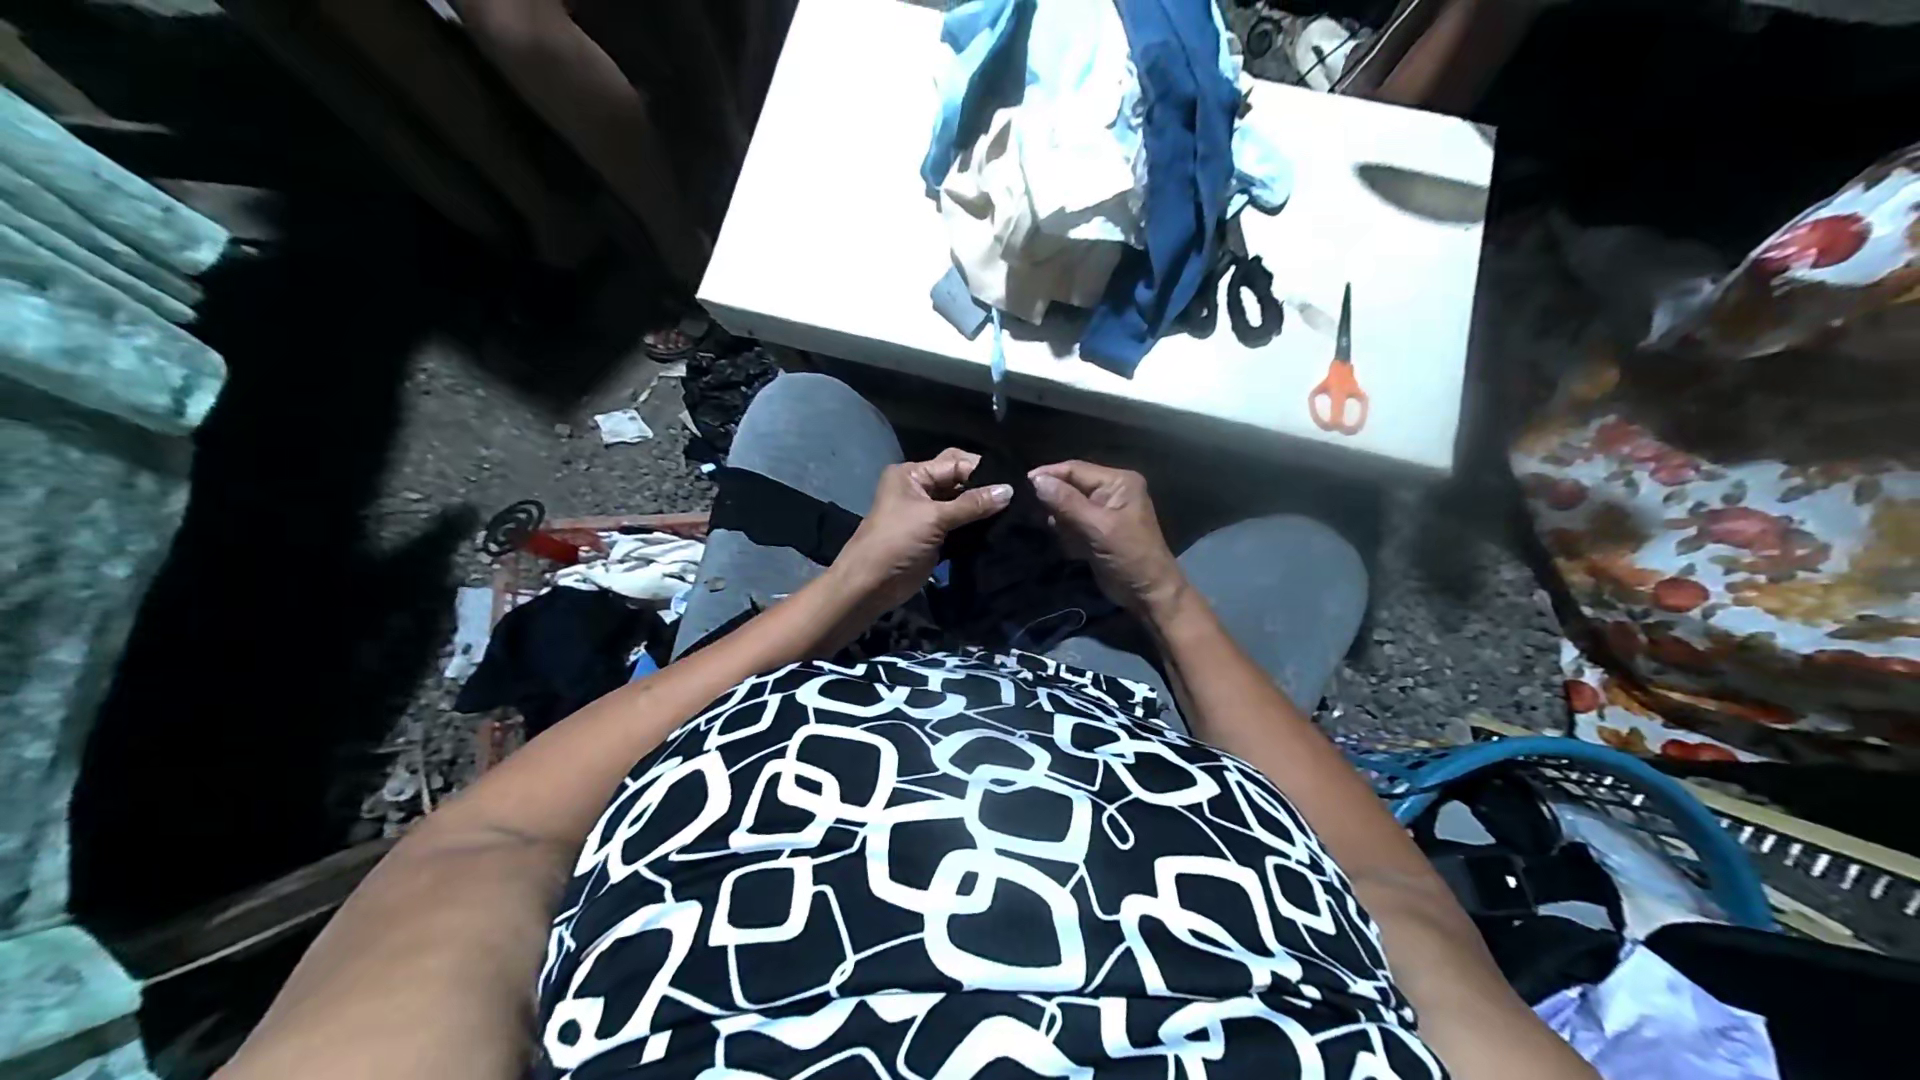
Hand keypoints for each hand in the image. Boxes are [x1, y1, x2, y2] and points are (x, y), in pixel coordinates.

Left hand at [830, 448, 1011, 618]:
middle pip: (960, 481)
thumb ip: (972, 504)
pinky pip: (962, 524)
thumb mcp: (934, 519)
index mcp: (913, 475)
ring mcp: (928, 513)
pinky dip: (977, 525)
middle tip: (1016, 497)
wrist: (870, 585)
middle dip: (985, 488)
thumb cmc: (896, 543)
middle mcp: (921, 489)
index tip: (1014, 482)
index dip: (983, 471)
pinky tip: (1002, 527)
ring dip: (984, 508)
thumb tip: (1009, 490)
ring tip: (1015, 512)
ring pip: (963, 503)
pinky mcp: (936, 535)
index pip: (955, 463)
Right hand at [1029, 460, 1186, 617]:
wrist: (1147, 594)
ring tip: (1064, 537)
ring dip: (1060, 522)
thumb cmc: (1129, 557)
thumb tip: (1036, 480)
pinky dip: (1066, 533)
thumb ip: (1066, 503)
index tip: (1022, 485)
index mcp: (1118, 482)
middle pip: (1069, 486)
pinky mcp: (1095, 529)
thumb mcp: (1098, 528)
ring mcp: (1103, 510)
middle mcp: (1110, 490)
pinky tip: (1073, 548)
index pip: (1075, 469)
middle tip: (1037, 516)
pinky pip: (1070, 522)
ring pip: (1066, 506)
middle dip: (1054, 502)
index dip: (1048, 475)